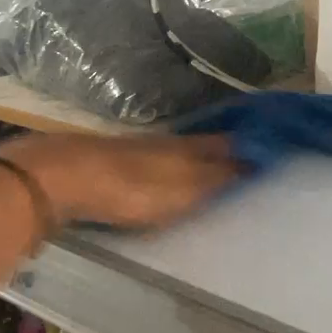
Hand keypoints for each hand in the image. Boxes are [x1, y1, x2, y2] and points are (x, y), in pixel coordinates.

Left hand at [0, 134, 240, 229]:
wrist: (58, 179)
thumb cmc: (131, 188)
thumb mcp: (184, 189)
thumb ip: (218, 179)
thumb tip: (258, 163)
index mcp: (188, 148)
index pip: (229, 144)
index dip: (250, 148)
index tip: (272, 154)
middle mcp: (166, 143)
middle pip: (203, 147)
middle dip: (225, 154)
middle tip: (248, 165)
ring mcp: (135, 150)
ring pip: (176, 154)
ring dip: (195, 162)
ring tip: (213, 175)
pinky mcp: (109, 163)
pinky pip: (152, 165)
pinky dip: (167, 171)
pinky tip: (166, 179)